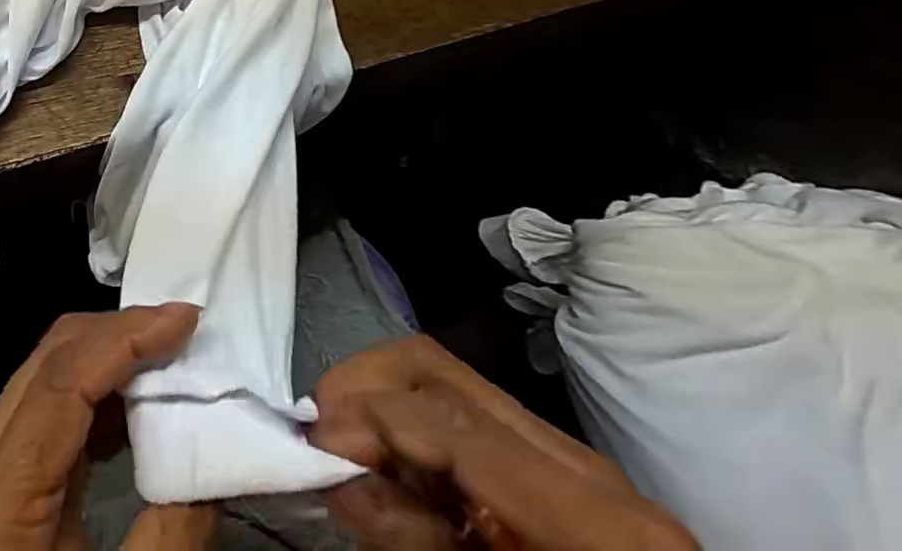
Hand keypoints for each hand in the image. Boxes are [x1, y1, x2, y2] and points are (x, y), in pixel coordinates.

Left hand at [0, 303, 216, 550]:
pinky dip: (99, 378)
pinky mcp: (0, 459)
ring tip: (171, 353)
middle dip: (124, 330)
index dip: (127, 337)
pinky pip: (51, 392)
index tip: (186, 320)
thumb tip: (218, 461)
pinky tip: (139, 393)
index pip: (65, 379)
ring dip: (114, 348)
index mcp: (1, 492)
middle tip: (185, 330)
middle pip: (54, 355)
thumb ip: (171, 533)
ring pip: (52, 363)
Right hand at [311, 336, 697, 550]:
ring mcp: (570, 459)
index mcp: (588, 518)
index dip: (368, 417)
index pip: (450, 417)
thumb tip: (339, 478)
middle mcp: (580, 465)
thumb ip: (413, 540)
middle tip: (323, 440)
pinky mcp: (554, 468)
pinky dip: (408, 423)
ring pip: (444, 375)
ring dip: (378, 398)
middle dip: (362, 386)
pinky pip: (461, 413)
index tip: (314, 447)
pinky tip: (395, 470)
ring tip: (351, 454)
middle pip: (436, 367)